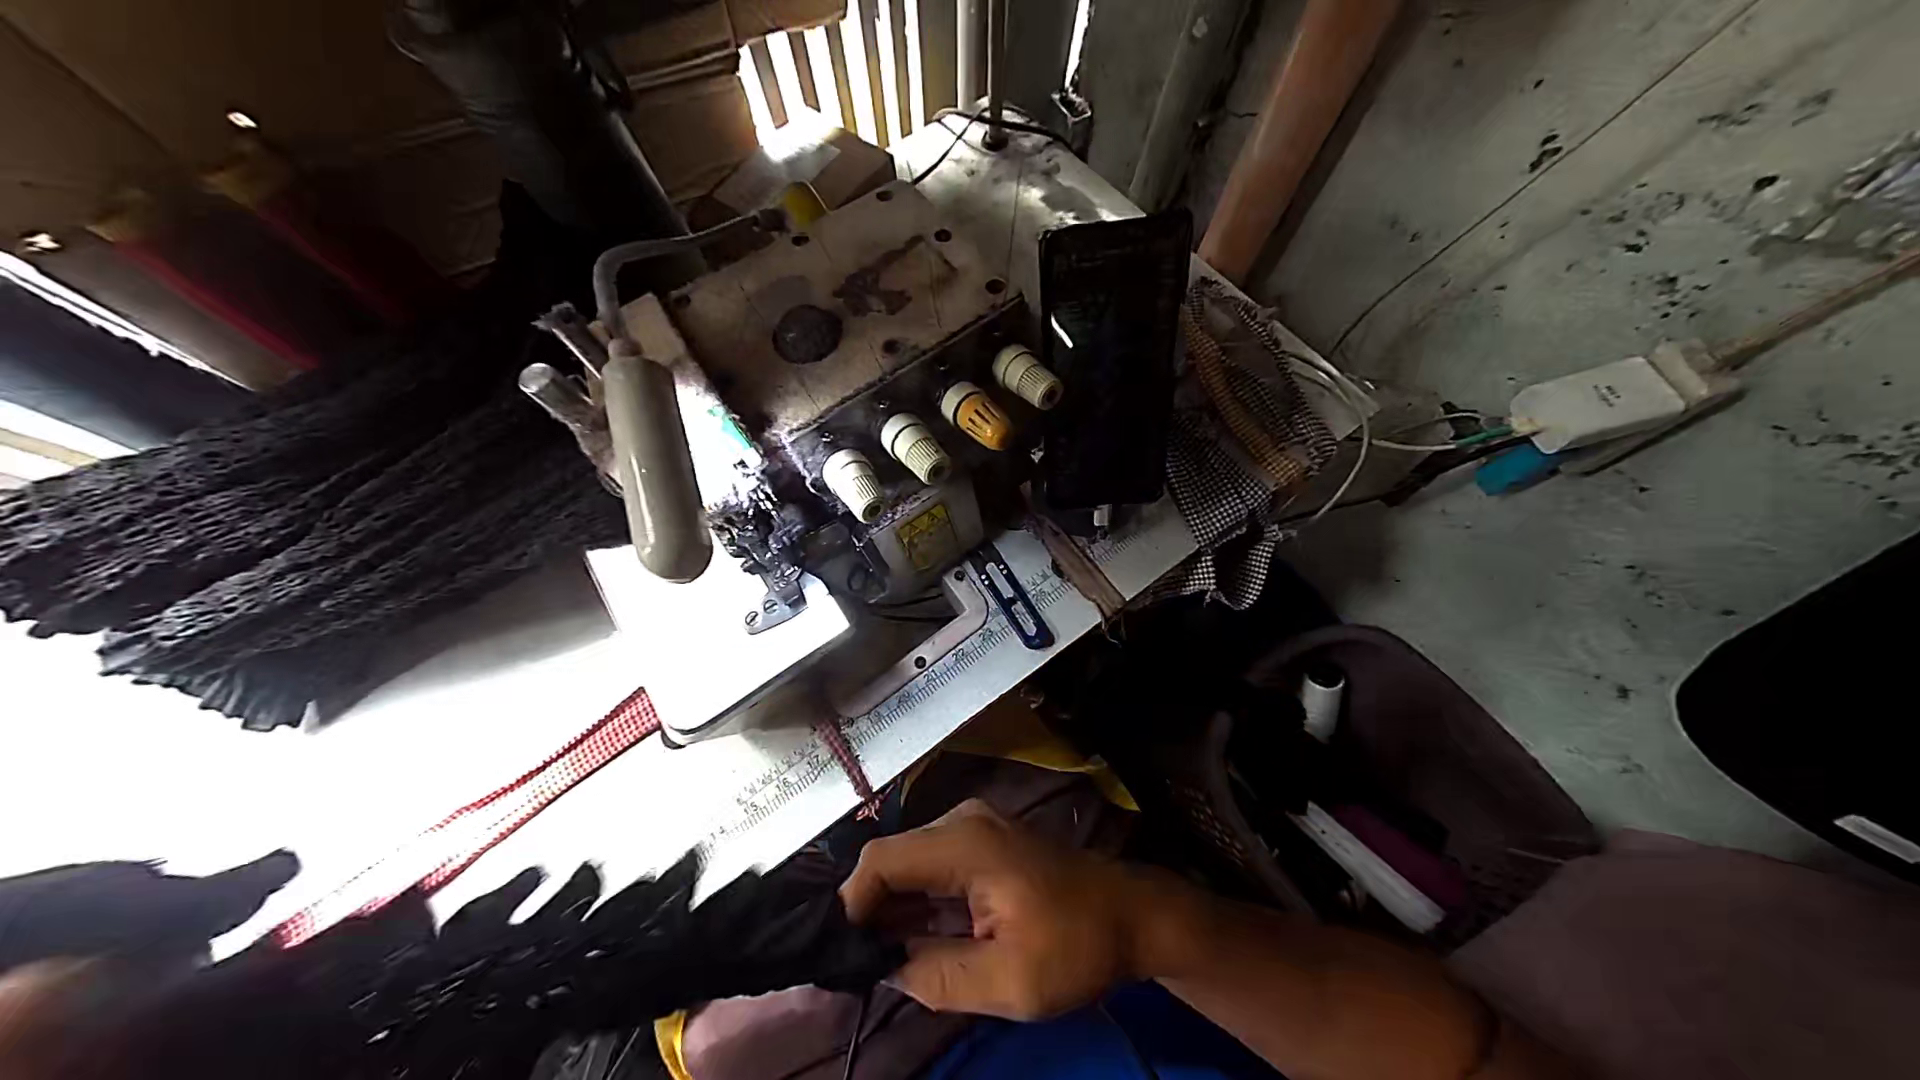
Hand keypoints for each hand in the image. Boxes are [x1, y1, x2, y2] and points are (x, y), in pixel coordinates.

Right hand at [840, 799, 1177, 1019]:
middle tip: (850, 964)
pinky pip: (931, 868)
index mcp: (965, 843)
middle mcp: (961, 822)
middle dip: (867, 910)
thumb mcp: (1008, 982)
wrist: (1131, 916)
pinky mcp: (980, 842)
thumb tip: (881, 965)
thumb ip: (935, 976)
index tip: (840, 953)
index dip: (851, 904)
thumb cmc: (1075, 947)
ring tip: (870, 958)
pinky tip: (906, 940)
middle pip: (891, 859)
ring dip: (890, 909)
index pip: (882, 860)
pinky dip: (915, 902)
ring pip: (908, 864)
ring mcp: (971, 828)